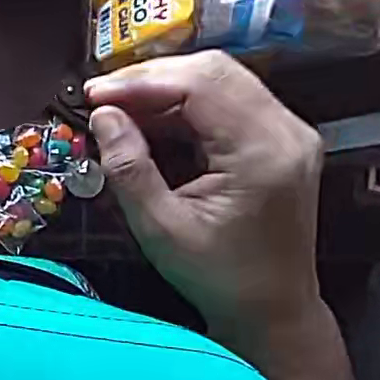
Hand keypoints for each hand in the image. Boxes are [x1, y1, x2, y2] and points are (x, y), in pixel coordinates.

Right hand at [84, 52, 327, 354]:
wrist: (271, 308)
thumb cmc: (214, 274)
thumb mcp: (158, 227)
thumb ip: (129, 167)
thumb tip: (102, 116)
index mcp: (262, 152)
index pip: (202, 85)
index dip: (141, 82)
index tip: (93, 95)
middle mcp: (286, 130)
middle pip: (214, 71)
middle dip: (149, 77)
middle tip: (99, 97)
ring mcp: (286, 131)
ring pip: (220, 79)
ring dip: (163, 87)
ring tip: (116, 108)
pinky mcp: (276, 138)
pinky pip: (225, 100)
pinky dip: (179, 104)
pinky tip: (147, 120)